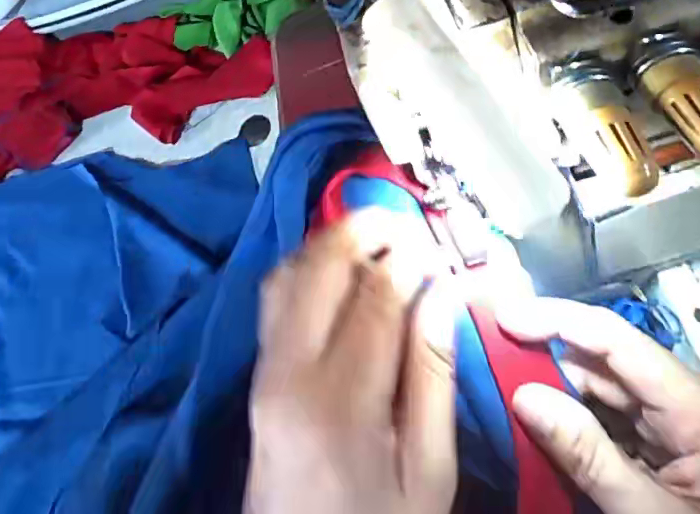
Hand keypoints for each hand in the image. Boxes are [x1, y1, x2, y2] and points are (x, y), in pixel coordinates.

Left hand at [246, 211, 458, 513]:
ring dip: (337, 240)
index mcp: (339, 402)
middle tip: (412, 229)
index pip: (377, 293)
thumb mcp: (429, 471)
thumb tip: (443, 289)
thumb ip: (433, 373)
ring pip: (292, 268)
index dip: (413, 257)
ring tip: (382, 241)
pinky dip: (311, 263)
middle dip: (370, 227)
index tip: (442, 253)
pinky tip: (343, 270)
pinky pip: (277, 292)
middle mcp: (289, 372)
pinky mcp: (256, 372)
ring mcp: (264, 369)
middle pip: (324, 264)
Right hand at [499, 297, 699, 513]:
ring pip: (618, 389)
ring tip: (514, 392)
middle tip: (497, 361)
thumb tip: (525, 395)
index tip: (505, 314)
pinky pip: (632, 417)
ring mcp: (697, 416)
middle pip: (612, 361)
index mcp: (697, 403)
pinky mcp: (693, 439)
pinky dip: (593, 421)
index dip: (555, 317)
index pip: (614, 337)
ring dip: (568, 392)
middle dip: (553, 360)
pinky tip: (558, 427)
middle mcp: (697, 394)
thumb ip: (588, 456)